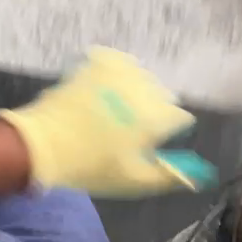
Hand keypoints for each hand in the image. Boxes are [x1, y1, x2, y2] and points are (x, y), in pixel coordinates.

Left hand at [0, 47, 216, 197]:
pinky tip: (104, 87)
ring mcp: (116, 72)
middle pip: (161, 94)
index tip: (150, 142)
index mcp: (156, 115)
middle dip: (151, 109)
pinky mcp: (93, 64)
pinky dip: (114, 71)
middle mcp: (142, 87)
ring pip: (139, 77)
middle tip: (129, 130)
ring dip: (133, 90)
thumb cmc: (90, 167)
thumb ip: (170, 175)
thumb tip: (198, 175)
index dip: (166, 132)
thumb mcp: (134, 180)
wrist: (42, 144)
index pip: (179, 118)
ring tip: (114, 110)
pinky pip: (114, 61)